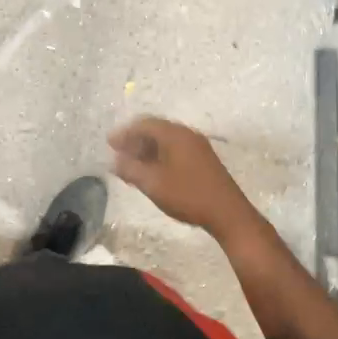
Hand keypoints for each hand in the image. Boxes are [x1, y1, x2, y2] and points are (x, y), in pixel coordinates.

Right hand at [108, 116, 268, 243]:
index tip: (110, 144)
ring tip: (132, 166)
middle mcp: (187, 135)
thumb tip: (114, 161)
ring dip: (147, 150)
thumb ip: (130, 169)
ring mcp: (198, 147)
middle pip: (155, 130)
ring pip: (166, 141)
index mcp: (175, 135)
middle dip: (135, 141)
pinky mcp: (203, 161)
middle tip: (119, 154)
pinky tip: (153, 173)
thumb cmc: (188, 195)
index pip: (144, 124)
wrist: (228, 214)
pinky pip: (175, 150)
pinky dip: (159, 157)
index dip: (124, 133)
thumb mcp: (153, 183)